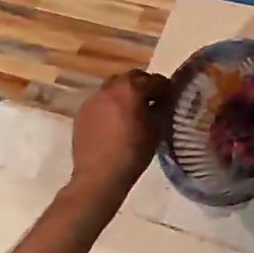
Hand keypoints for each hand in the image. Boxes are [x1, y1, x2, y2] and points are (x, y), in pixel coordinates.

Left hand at [68, 70, 169, 197]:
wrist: (99, 175)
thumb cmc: (133, 152)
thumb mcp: (156, 129)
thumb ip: (161, 109)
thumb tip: (163, 101)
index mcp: (132, 90)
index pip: (155, 80)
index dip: (165, 88)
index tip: (170, 96)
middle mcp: (111, 88)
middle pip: (132, 76)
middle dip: (145, 84)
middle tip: (152, 98)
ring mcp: (94, 98)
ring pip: (114, 85)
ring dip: (126, 91)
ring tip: (132, 107)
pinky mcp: (83, 111)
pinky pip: (101, 99)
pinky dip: (111, 102)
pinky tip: (115, 118)